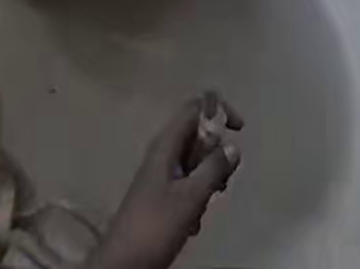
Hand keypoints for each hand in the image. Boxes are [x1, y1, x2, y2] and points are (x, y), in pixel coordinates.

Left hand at [86, 93, 242, 268]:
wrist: (121, 266)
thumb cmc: (155, 226)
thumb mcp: (191, 197)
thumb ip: (214, 168)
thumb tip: (232, 146)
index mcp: (167, 144)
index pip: (196, 107)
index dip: (219, 110)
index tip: (238, 130)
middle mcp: (163, 152)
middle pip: (197, 134)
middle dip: (216, 152)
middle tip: (225, 178)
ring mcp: (159, 173)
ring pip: (194, 160)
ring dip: (208, 176)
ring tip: (210, 200)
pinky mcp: (159, 195)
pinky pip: (186, 181)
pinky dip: (196, 194)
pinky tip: (195, 220)